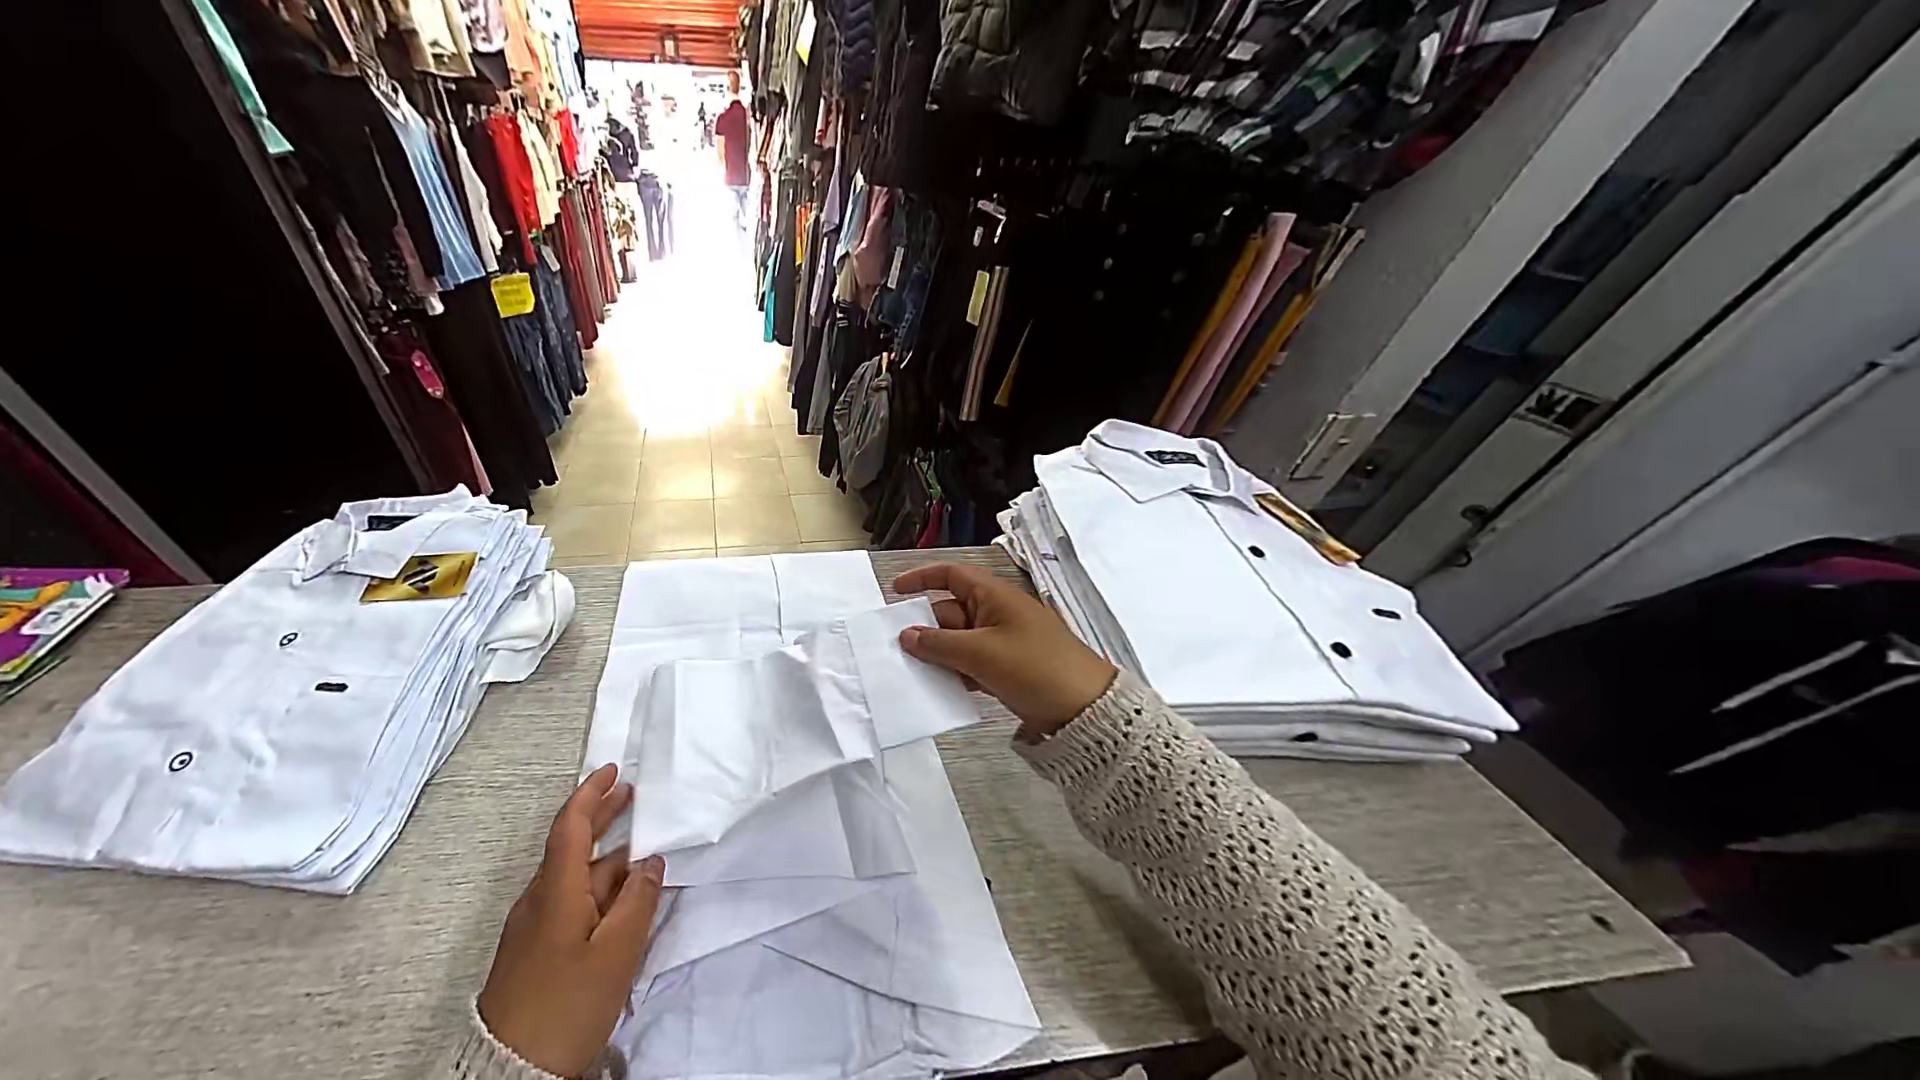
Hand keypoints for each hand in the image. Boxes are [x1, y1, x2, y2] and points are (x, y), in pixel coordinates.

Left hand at [478, 764, 663, 1078]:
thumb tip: (651, 861)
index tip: (613, 770)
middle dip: (600, 815)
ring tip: (644, 846)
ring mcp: (535, 927)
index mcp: (555, 891)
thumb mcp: (616, 950)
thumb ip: (639, 899)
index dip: (591, 793)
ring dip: (609, 855)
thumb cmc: (567, 1003)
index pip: (570, 827)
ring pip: (577, 876)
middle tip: (630, 792)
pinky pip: (574, 901)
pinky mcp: (537, 950)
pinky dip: (601, 885)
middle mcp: (540, 900)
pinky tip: (625, 894)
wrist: (508, 1074)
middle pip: (571, 845)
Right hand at [894, 563, 1116, 738]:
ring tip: (909, 672)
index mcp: (994, 596)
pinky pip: (970, 663)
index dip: (923, 578)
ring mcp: (1001, 642)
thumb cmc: (1034, 667)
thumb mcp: (982, 653)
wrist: (1082, 708)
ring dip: (937, 654)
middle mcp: (996, 613)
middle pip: (950, 611)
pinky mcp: (1005, 669)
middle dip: (925, 628)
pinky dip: (955, 672)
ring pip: (958, 641)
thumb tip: (907, 635)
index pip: (953, 576)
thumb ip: (939, 644)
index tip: (895, 591)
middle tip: (895, 650)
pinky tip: (938, 688)